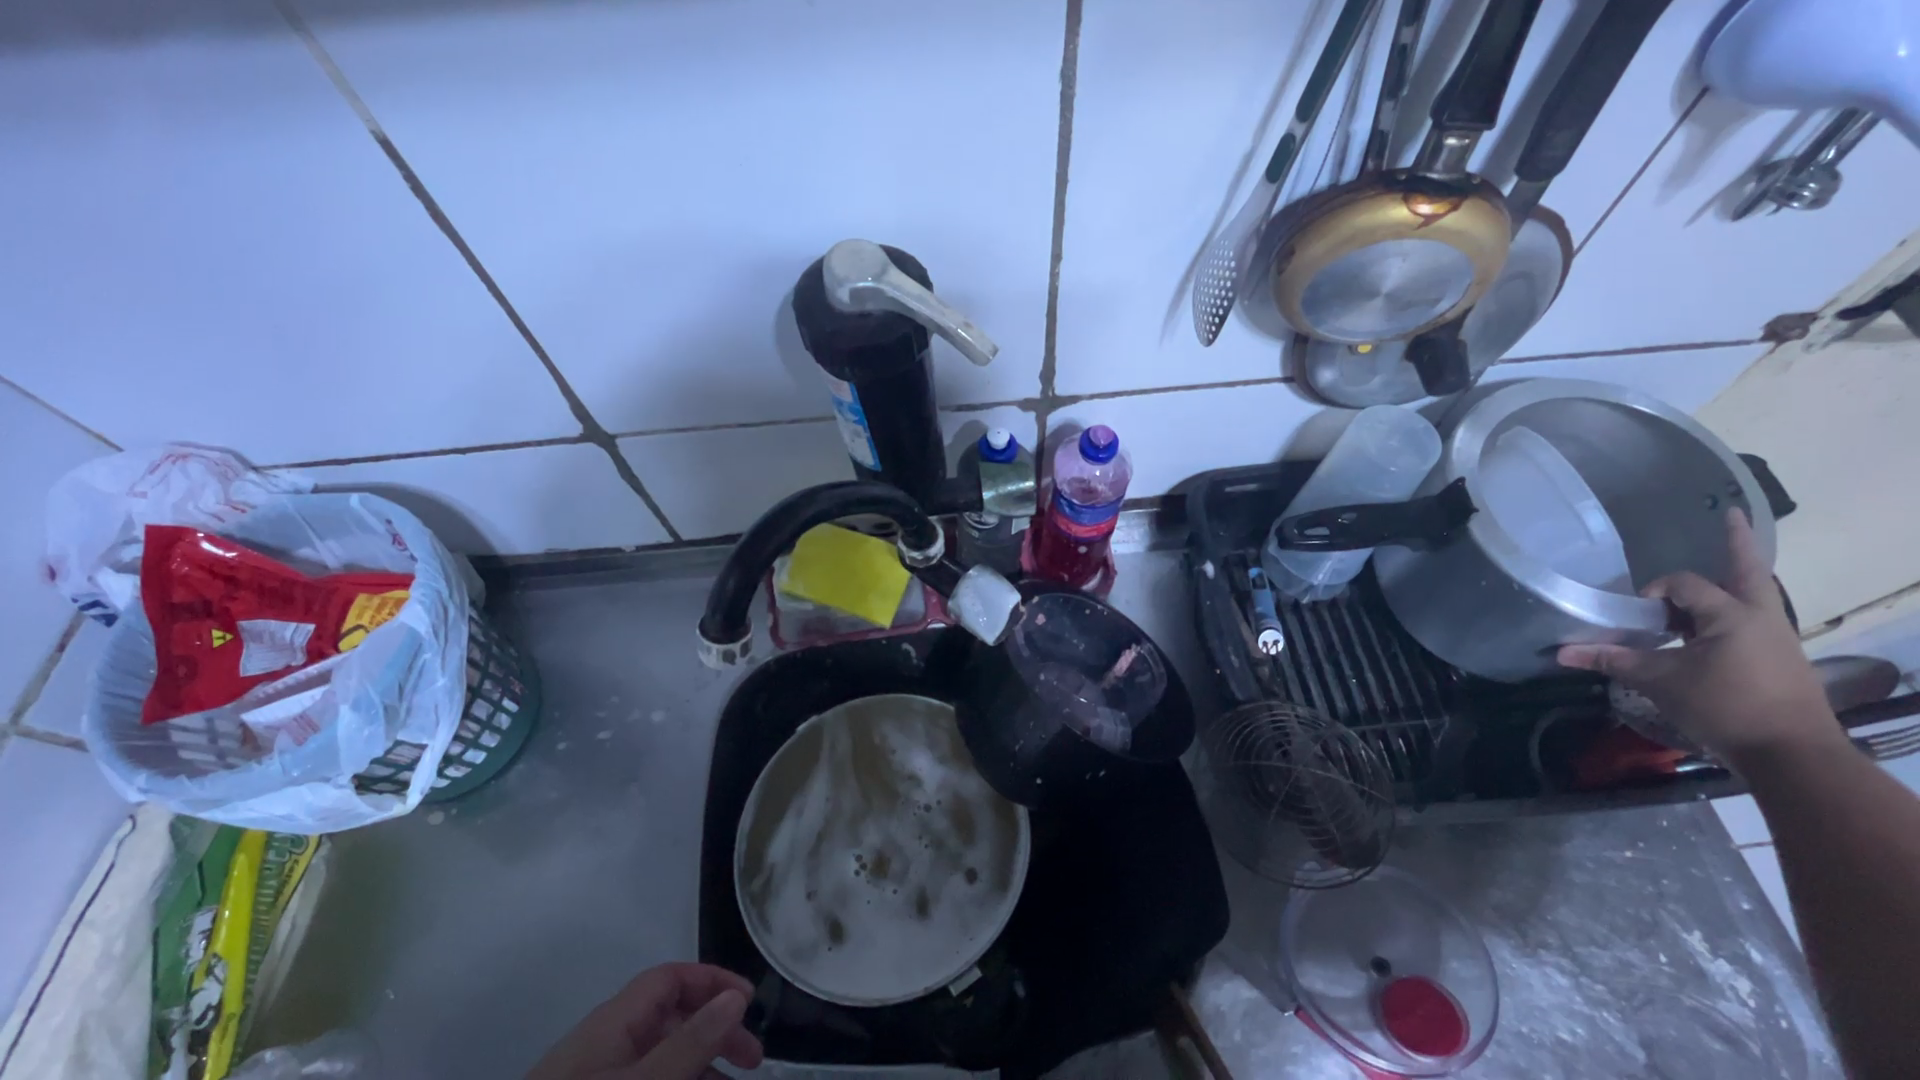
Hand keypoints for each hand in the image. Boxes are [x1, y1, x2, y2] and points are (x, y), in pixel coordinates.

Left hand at [527, 963, 764, 1079]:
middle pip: (670, 1019)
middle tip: (754, 1061)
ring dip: (700, 1070)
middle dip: (716, 1032)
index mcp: (613, 1024)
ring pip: (660, 1059)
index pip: (669, 979)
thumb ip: (691, 1043)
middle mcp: (604, 1045)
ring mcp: (597, 1079)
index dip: (712, 982)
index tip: (750, 1004)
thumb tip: (735, 998)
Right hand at [1557, 508, 1839, 768]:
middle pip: (1747, 570)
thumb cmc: (1724, 707)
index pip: (1685, 584)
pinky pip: (1754, 622)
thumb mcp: (1661, 682)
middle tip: (1731, 517)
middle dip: (1737, 543)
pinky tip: (1708, 632)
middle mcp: (1760, 616)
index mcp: (1732, 613)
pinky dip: (1731, 614)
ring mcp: (1777, 637)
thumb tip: (1561, 653)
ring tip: (1702, 585)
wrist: (1791, 753)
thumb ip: (1614, 661)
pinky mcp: (1782, 659)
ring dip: (1727, 585)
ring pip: (1751, 597)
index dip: (1655, 591)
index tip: (1635, 614)